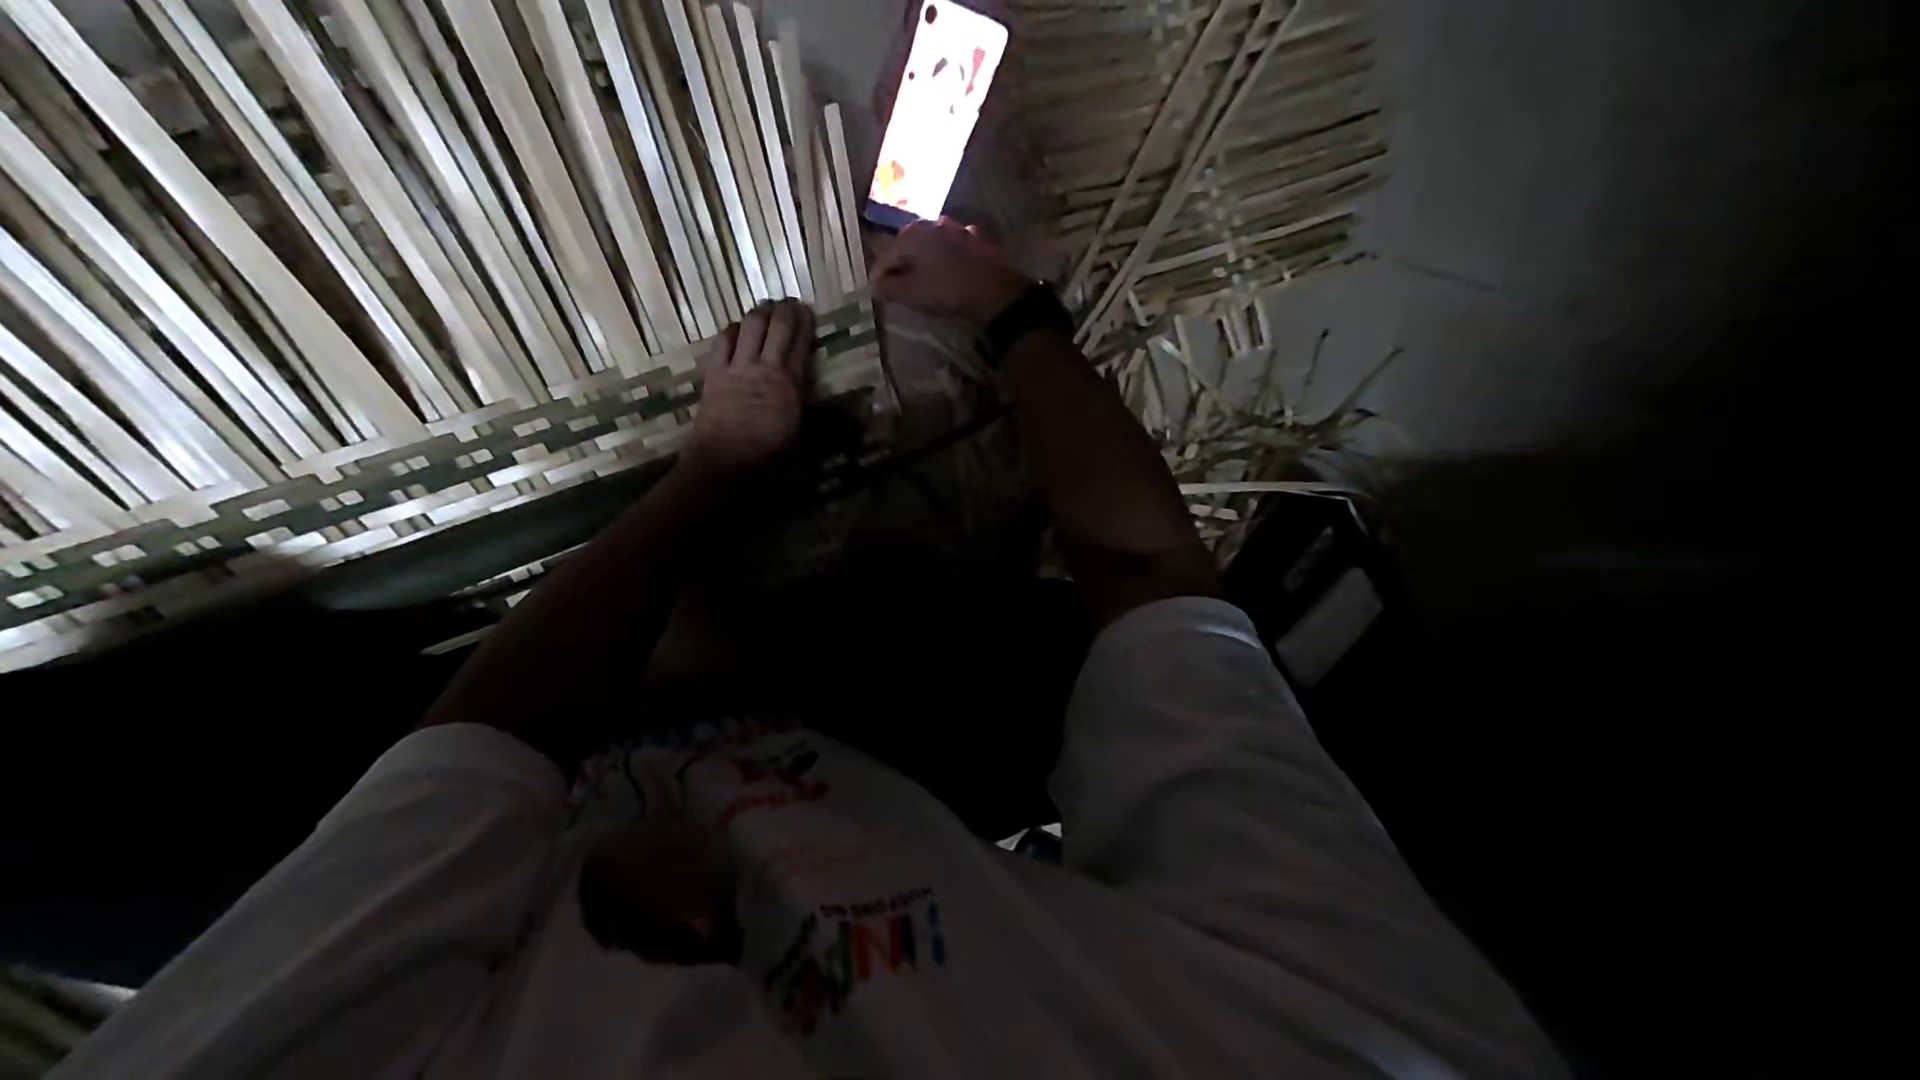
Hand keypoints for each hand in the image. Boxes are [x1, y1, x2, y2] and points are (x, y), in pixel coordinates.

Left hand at [683, 299, 812, 482]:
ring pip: (751, 327)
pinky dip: (733, 330)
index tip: (808, 311)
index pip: (801, 344)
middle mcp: (766, 368)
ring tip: (766, 306)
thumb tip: (798, 384)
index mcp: (790, 384)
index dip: (805, 324)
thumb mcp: (795, 428)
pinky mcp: (715, 371)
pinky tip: (738, 328)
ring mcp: (738, 367)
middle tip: (789, 302)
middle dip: (785, 310)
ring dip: (760, 312)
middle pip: (777, 327)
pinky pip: (724, 341)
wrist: (725, 458)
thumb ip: (797, 399)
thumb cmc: (766, 453)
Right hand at [871, 216, 1028, 325]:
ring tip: (919, 277)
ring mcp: (955, 229)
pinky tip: (946, 267)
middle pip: (906, 246)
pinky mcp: (973, 240)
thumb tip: (874, 285)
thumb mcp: (910, 293)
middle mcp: (930, 224)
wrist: (993, 290)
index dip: (878, 276)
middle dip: (899, 265)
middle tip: (896, 286)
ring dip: (922, 259)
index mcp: (911, 235)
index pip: (885, 256)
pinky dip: (944, 256)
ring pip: (929, 244)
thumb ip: (888, 288)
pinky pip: (951, 247)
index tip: (875, 292)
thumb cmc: (945, 290)